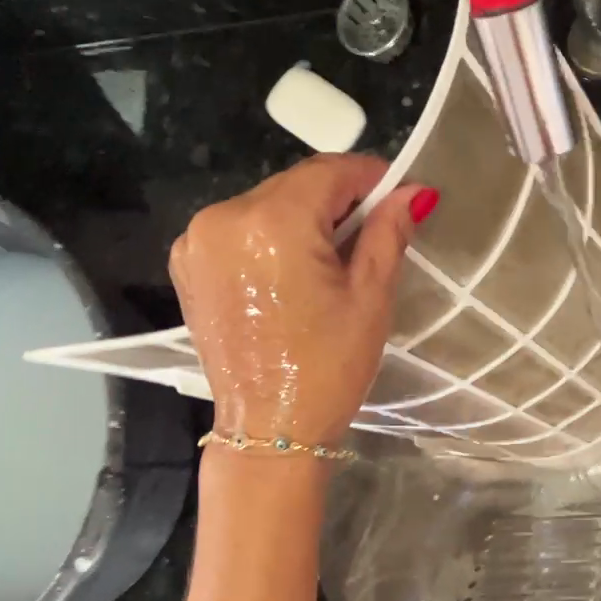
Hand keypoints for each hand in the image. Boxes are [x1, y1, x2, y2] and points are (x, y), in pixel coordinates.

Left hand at [169, 153, 438, 447]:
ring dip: (302, 222)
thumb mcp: (370, 300)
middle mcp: (224, 215)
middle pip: (293, 186)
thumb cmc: (331, 367)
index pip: (329, 172)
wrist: (271, 427)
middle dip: (336, 203)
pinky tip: (291, 279)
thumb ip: (388, 235)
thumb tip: (413, 192)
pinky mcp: (187, 264)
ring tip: (330, 265)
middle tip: (372, 236)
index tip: (400, 194)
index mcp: (274, 222)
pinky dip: (269, 241)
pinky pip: (239, 232)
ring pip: (265, 207)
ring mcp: (197, 239)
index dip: (370, 177)